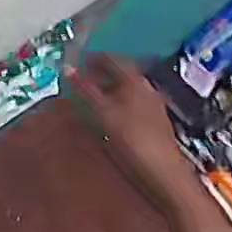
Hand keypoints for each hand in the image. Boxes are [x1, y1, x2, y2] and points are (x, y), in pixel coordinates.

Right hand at [73, 54, 192, 180]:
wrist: (163, 173)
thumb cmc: (132, 140)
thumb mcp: (102, 113)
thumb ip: (85, 90)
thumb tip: (68, 69)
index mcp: (135, 81)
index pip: (111, 59)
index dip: (91, 58)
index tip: (74, 60)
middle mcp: (146, 88)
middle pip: (119, 73)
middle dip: (97, 74)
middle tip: (77, 78)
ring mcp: (151, 106)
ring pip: (124, 90)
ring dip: (105, 90)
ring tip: (86, 96)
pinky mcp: (153, 122)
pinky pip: (129, 104)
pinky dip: (114, 103)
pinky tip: (104, 115)